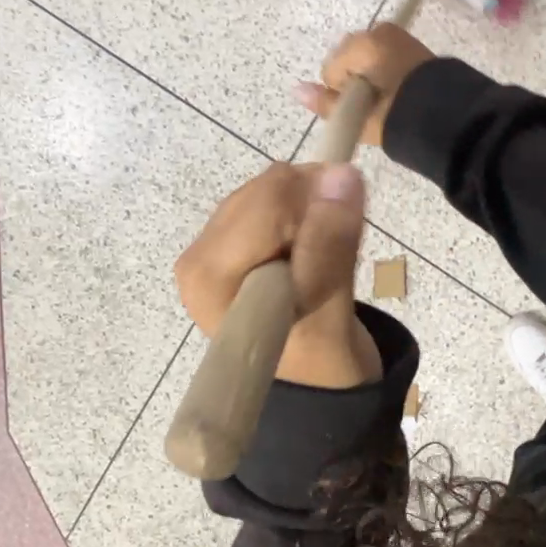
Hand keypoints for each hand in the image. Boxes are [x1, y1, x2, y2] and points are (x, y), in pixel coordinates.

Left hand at [174, 162, 379, 387]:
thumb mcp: (330, 312)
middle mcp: (200, 252)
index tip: (345, 241)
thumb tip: (344, 175)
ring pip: (277, 184)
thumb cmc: (319, 355)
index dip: (317, 210)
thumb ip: (331, 247)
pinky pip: (277, 192)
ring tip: (325, 256)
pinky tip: (312, 247)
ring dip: (313, 210)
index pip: (268, 204)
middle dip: (315, 209)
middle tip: (337, 254)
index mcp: (209, 277)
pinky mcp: (230, 230)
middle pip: (270, 188)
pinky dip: (307, 209)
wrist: (311, 371)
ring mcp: (213, 239)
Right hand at [293, 22, 434, 146]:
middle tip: (373, 107)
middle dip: (356, 81)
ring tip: (387, 102)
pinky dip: (386, 73)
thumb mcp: (361, 115)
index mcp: (362, 43)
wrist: (447, 117)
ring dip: (371, 78)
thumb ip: (327, 102)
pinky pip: (386, 57)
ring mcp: (397, 36)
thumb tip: (296, 89)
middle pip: (349, 59)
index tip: (359, 110)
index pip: (333, 68)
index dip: (341, 91)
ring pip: (368, 59)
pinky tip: (399, 92)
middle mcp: (378, 31)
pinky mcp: (413, 45)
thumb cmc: (397, 116)